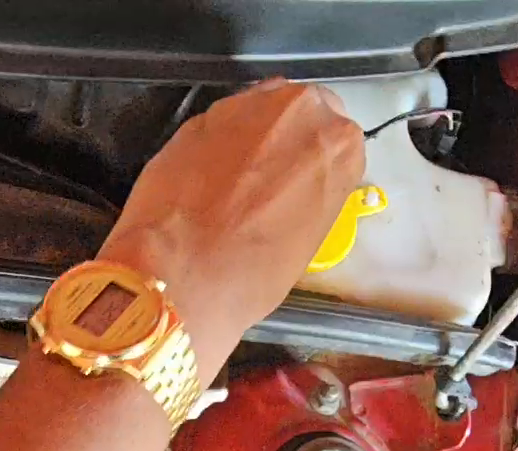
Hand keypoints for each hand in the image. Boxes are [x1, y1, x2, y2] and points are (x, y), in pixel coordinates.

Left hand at [98, 79, 363, 379]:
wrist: (178, 273)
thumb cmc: (249, 276)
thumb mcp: (304, 246)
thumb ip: (309, 201)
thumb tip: (293, 198)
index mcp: (338, 145)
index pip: (339, 146)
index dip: (318, 171)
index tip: (305, 191)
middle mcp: (297, 111)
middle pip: (302, 115)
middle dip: (288, 145)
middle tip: (270, 187)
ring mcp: (244, 106)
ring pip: (260, 114)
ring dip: (254, 142)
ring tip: (236, 188)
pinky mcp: (198, 116)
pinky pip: (220, 129)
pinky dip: (217, 150)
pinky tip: (206, 186)